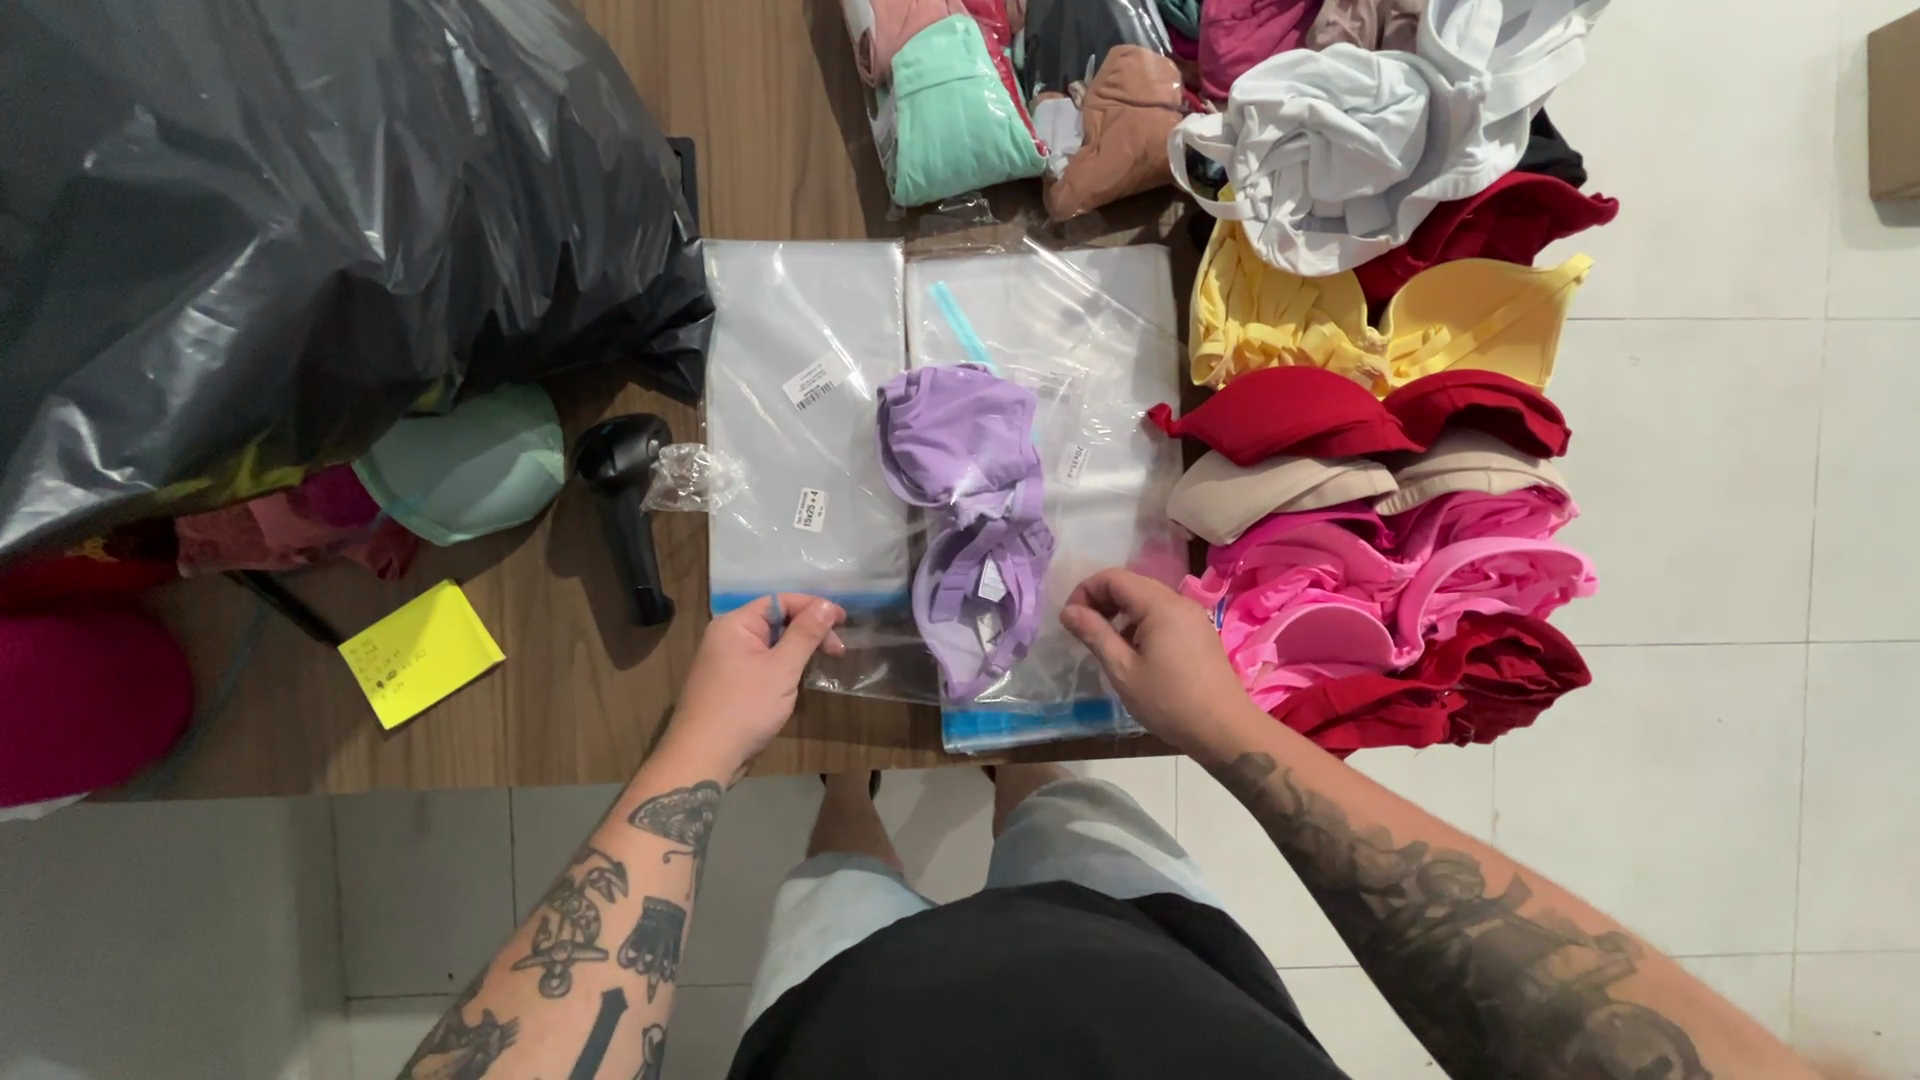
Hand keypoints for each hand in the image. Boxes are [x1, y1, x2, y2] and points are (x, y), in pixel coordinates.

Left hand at [661, 594, 845, 779]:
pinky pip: (763, 663)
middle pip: (776, 621)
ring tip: (826, 661)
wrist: (704, 758)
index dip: (813, 606)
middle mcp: (728, 637)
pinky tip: (800, 678)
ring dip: (799, 650)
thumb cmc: (744, 707)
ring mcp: (727, 661)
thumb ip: (805, 634)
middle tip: (838, 650)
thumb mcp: (782, 668)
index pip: (779, 601)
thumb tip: (826, 604)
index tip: (843, 620)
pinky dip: (785, 666)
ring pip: (771, 644)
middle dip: (809, 630)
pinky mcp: (731, 684)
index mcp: (735, 625)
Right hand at [1059, 568, 1261, 757]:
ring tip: (1107, 645)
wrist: (1225, 730)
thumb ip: (1094, 634)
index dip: (1086, 591)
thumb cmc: (1170, 701)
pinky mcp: (1199, 632)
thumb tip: (1068, 611)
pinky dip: (1140, 623)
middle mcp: (1178, 601)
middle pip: (1130, 584)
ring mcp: (1192, 616)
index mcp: (1160, 605)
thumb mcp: (1123, 670)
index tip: (1071, 621)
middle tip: (1084, 632)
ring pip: (1146, 600)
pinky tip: (1135, 653)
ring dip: (1120, 613)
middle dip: (1101, 601)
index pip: (1113, 577)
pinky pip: (1162, 614)